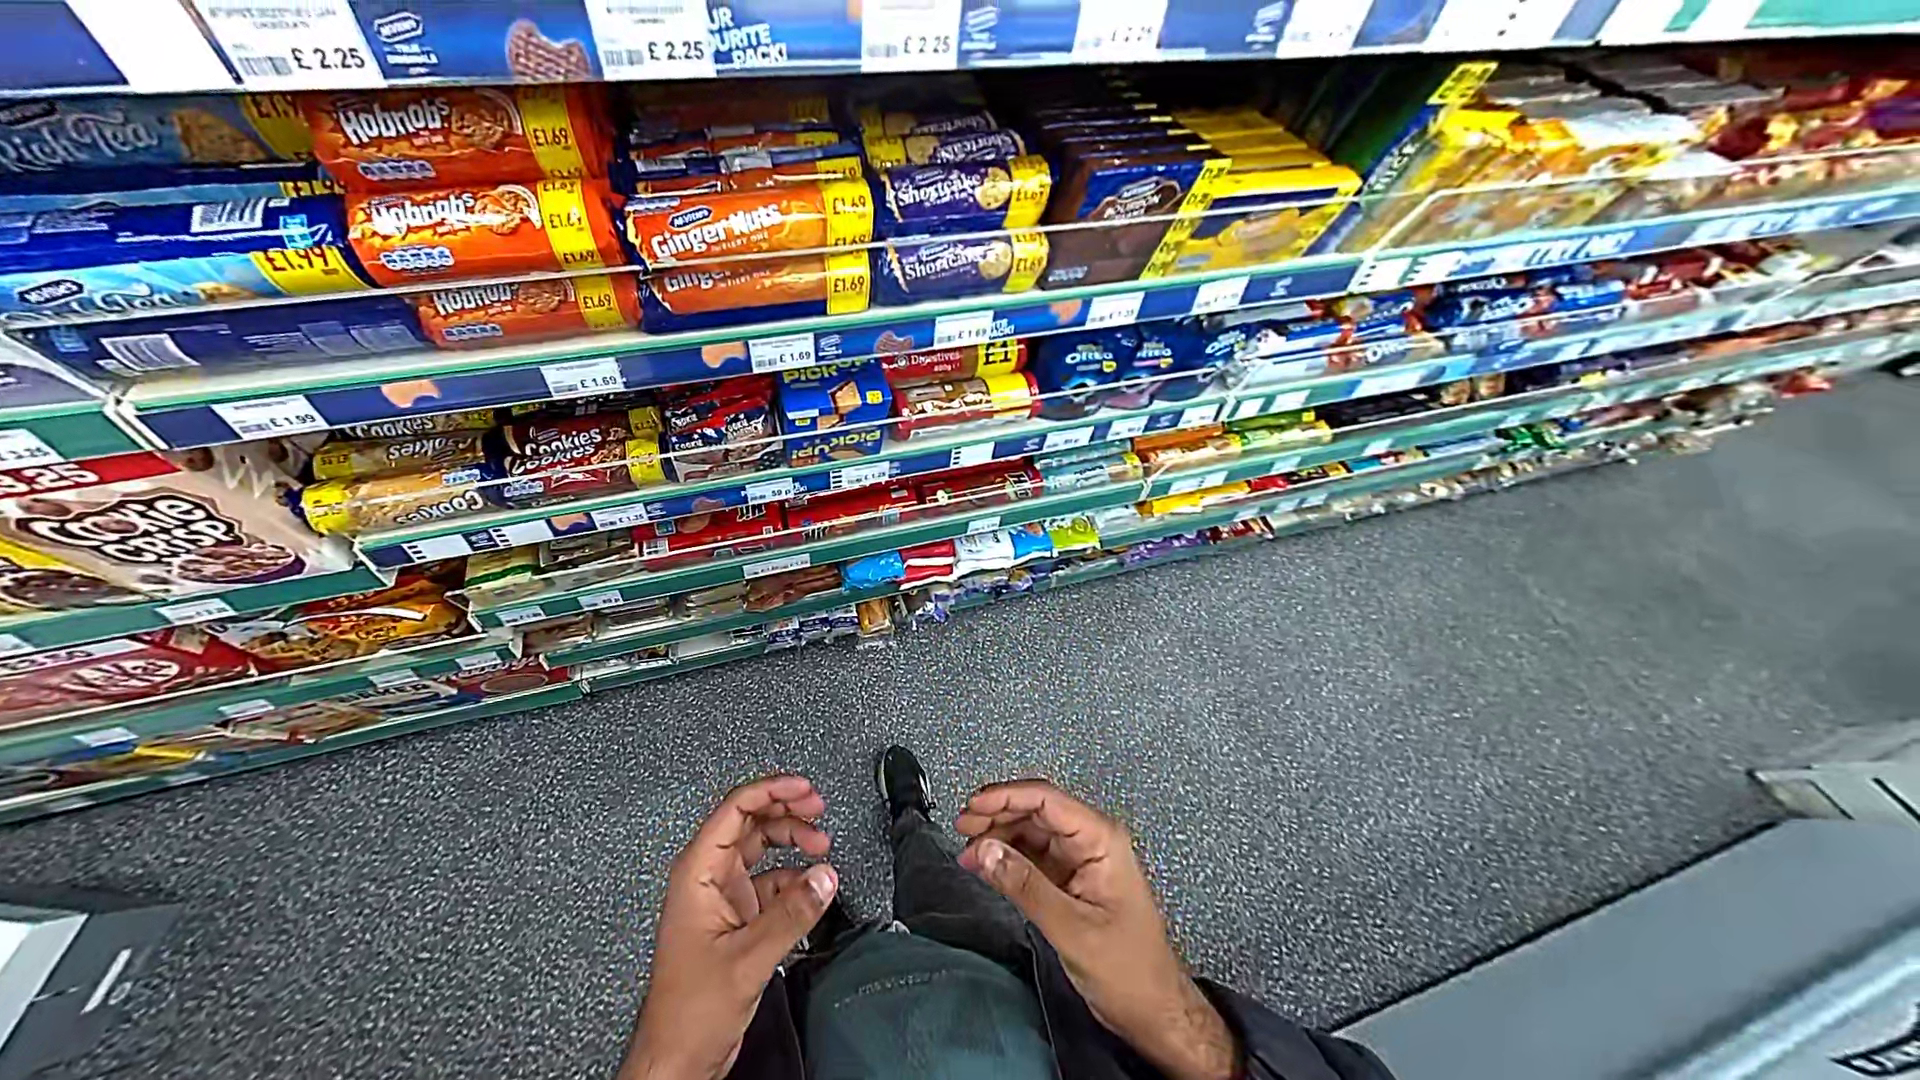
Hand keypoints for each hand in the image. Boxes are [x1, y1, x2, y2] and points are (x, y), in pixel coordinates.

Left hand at [619, 775, 838, 1079]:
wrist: (677, 1060)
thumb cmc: (687, 1014)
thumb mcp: (746, 958)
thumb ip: (791, 914)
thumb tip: (824, 875)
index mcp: (698, 872)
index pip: (736, 808)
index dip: (772, 790)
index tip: (803, 789)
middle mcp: (709, 877)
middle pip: (752, 821)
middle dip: (788, 809)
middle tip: (818, 808)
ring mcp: (722, 894)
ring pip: (762, 846)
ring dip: (793, 839)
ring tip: (821, 843)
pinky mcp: (737, 914)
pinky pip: (771, 878)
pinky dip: (794, 875)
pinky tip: (810, 885)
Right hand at [957, 781, 1237, 1079]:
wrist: (1153, 1010)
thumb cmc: (1132, 971)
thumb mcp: (1072, 927)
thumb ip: (1025, 885)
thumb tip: (986, 850)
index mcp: (1101, 839)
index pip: (1046, 799)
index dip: (1006, 796)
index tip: (975, 805)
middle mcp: (1091, 841)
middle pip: (1035, 809)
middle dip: (996, 813)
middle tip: (964, 824)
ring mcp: (1080, 858)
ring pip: (1030, 830)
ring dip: (997, 835)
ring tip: (969, 848)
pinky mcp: (1069, 878)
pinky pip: (1031, 855)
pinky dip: (1006, 856)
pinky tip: (986, 864)